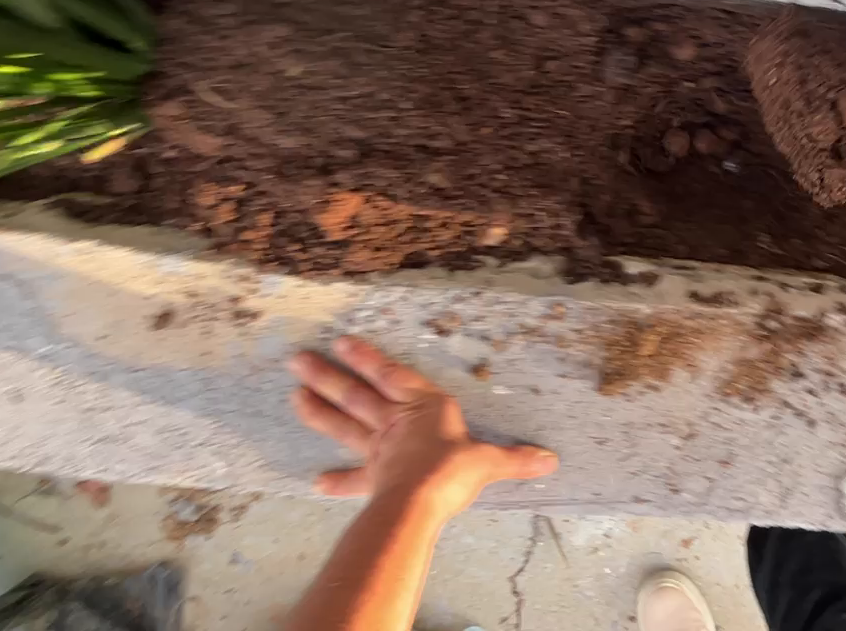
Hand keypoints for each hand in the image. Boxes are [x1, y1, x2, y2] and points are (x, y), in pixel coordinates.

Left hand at [288, 336, 557, 511]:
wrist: (420, 504)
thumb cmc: (453, 470)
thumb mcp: (490, 461)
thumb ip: (516, 459)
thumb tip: (551, 459)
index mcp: (424, 406)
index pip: (392, 375)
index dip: (368, 358)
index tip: (342, 342)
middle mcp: (396, 422)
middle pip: (357, 394)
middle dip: (328, 375)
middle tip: (297, 360)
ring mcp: (379, 450)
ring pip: (344, 424)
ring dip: (319, 409)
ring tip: (294, 393)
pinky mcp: (372, 480)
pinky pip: (352, 479)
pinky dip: (335, 481)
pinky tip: (315, 482)